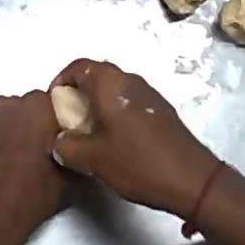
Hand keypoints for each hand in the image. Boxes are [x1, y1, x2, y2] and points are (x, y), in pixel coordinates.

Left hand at [0, 92, 65, 244]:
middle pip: (20, 105)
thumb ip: (67, 148)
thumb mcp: (64, 176)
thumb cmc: (28, 199)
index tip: (46, 139)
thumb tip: (64, 142)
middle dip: (23, 122)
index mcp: (39, 109)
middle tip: (23, 150)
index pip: (48, 102)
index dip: (47, 121)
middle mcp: (10, 102)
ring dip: (0, 127)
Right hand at [51, 59, 221, 215]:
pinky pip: (129, 101)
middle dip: (78, 92)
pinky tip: (114, 140)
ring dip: (98, 103)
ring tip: (88, 132)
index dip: (61, 80)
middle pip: (97, 75)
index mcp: (110, 83)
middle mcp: (130, 80)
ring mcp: (149, 93)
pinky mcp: (161, 109)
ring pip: (114, 89)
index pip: (78, 66)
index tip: (53, 103)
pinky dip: (115, 112)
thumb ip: (67, 146)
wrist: (190, 178)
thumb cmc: (136, 162)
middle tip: (68, 119)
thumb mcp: (92, 159)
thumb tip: (59, 142)